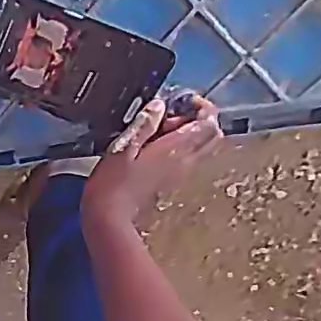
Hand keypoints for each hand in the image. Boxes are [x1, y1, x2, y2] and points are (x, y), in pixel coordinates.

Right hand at [82, 94, 223, 234]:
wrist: (109, 218)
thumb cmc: (112, 183)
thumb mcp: (123, 147)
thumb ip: (144, 124)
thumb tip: (159, 106)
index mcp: (176, 149)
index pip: (209, 122)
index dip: (201, 107)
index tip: (179, 102)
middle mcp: (185, 161)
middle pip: (211, 135)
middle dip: (196, 120)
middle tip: (168, 118)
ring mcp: (179, 174)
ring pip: (199, 147)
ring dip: (185, 135)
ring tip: (154, 134)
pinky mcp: (169, 183)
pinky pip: (184, 159)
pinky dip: (176, 149)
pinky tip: (149, 151)